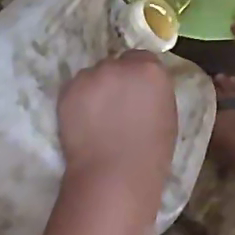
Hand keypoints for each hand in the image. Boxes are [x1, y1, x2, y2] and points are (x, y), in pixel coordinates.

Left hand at [58, 52, 177, 193]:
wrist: (115, 175)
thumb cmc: (151, 154)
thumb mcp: (166, 116)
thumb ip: (153, 93)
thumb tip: (141, 91)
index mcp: (150, 70)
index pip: (141, 59)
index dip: (136, 77)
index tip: (134, 94)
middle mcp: (119, 65)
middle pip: (115, 65)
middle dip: (115, 82)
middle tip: (115, 108)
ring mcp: (90, 76)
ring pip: (92, 77)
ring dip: (95, 91)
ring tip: (97, 119)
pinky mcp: (68, 90)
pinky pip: (75, 90)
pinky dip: (78, 103)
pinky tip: (84, 124)